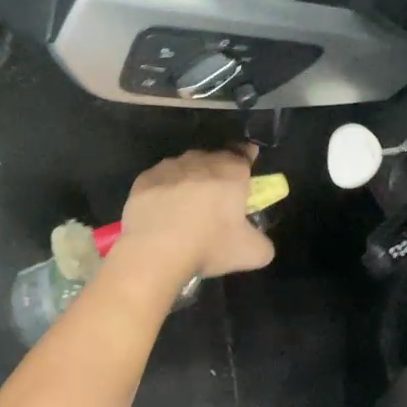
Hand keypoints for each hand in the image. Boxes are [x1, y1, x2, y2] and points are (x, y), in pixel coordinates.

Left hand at [115, 147, 275, 279]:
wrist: (155, 251)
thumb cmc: (208, 246)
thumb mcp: (253, 253)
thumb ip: (262, 242)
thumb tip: (256, 240)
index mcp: (231, 171)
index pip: (244, 153)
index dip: (246, 161)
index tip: (243, 176)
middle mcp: (200, 160)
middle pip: (213, 160)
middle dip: (216, 174)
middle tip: (214, 201)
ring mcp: (168, 167)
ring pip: (184, 168)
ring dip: (188, 182)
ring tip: (184, 209)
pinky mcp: (143, 179)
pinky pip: (159, 181)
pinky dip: (163, 192)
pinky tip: (161, 213)